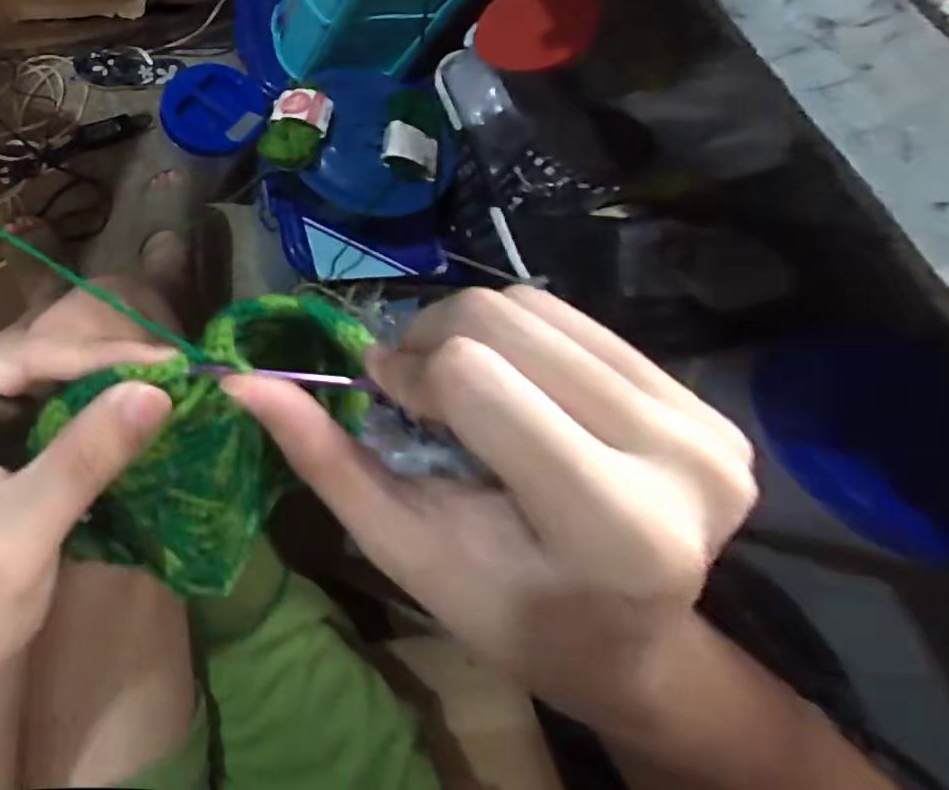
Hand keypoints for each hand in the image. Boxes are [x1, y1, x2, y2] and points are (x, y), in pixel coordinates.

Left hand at [0, 185, 174, 665]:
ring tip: (161, 364)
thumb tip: (155, 388)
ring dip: (108, 355)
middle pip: (17, 332)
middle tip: (152, 358)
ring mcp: (6, 410)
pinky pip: (80, 382)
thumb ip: (84, 458)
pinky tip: (152, 371)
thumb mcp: (21, 529)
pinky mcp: (43, 428)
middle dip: (81, 338)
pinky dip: (115, 375)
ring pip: (56, 354)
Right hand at [224, 286, 755, 719]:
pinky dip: (517, 333)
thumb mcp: (404, 545)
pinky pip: (576, 316)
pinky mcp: (708, 402)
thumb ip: (324, 460)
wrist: (632, 643)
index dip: (412, 374)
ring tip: (461, 386)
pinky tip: (511, 381)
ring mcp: (705, 423)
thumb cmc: (504, 610)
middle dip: (433, 341)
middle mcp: (679, 461)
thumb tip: (239, 381)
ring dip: (471, 332)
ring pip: (537, 306)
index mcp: (608, 524)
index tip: (389, 398)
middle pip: (506, 323)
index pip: (477, 378)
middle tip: (414, 386)